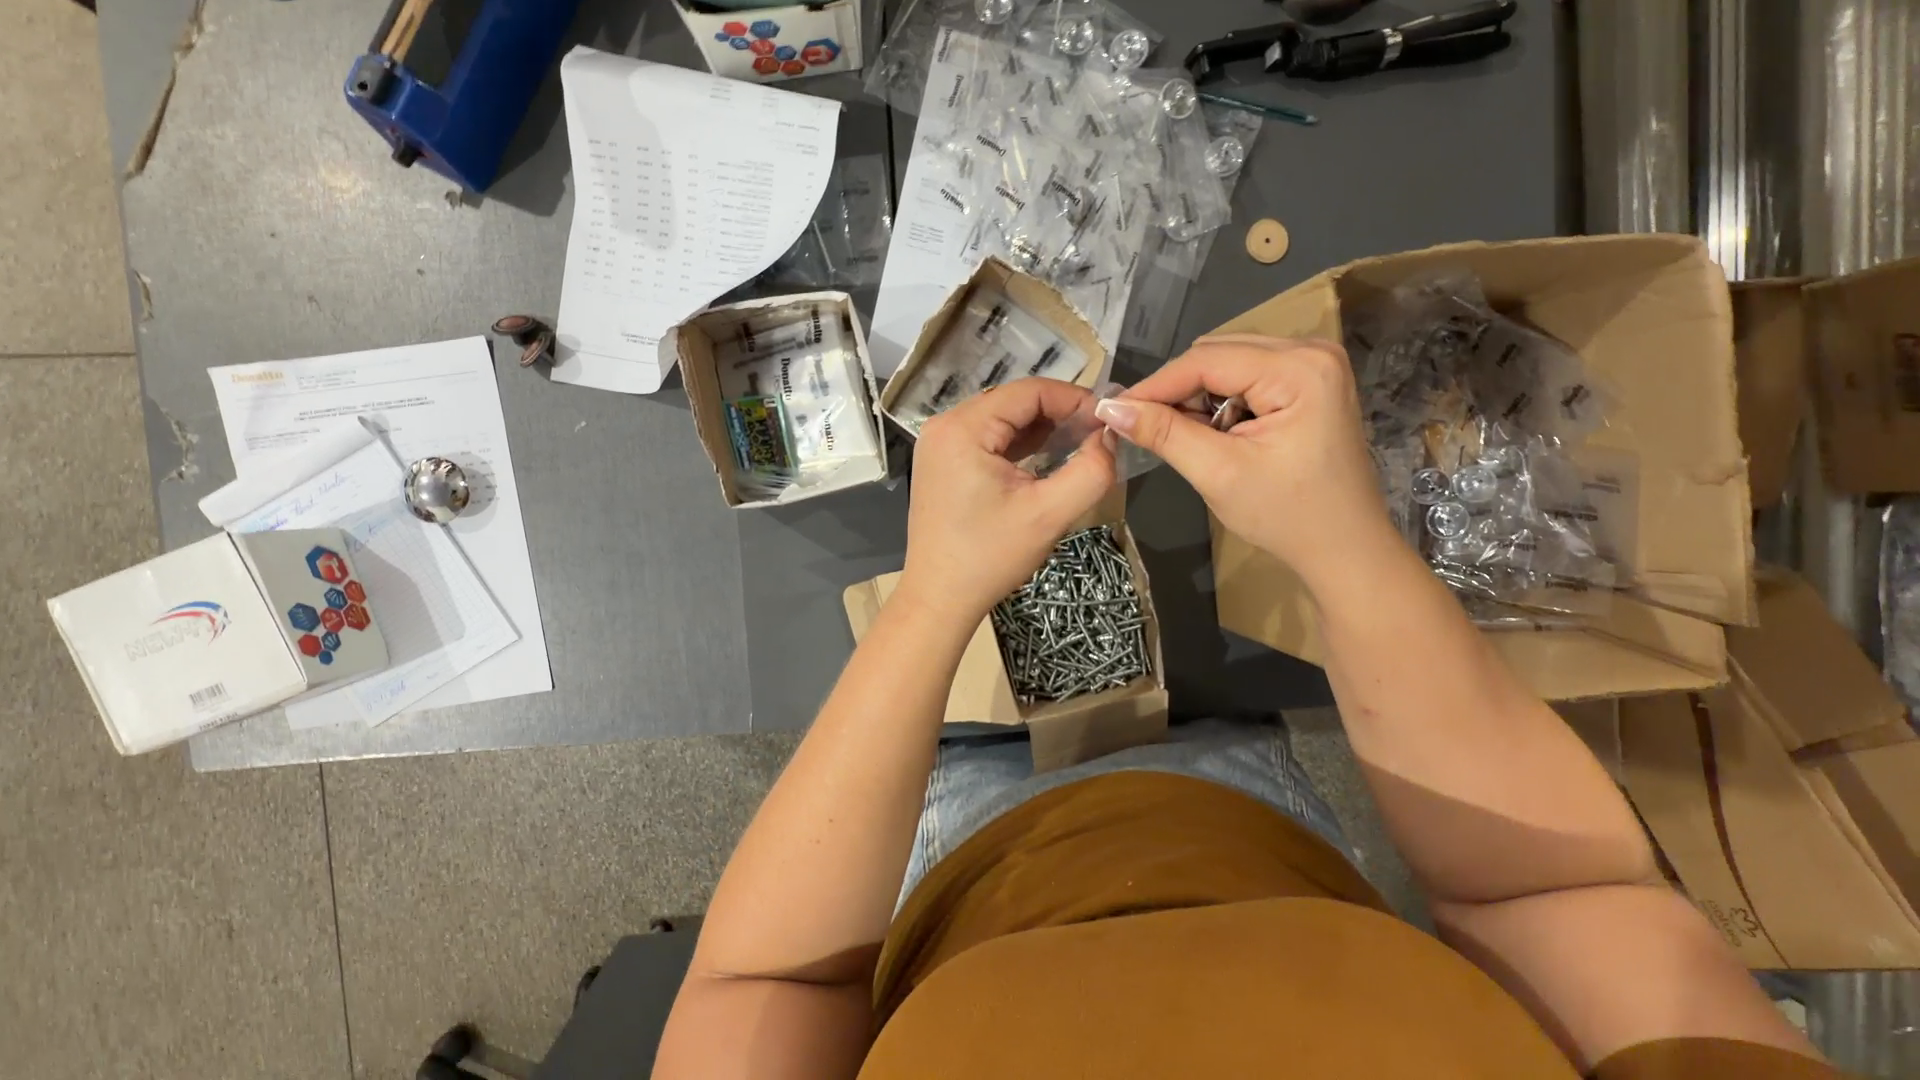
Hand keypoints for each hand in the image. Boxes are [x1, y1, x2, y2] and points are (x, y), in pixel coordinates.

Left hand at [898, 378, 1116, 623]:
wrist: (940, 598)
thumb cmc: (990, 557)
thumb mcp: (1050, 514)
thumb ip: (1091, 471)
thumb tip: (1111, 437)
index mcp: (963, 429)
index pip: (1029, 391)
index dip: (1074, 399)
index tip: (1108, 421)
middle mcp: (945, 426)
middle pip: (1013, 402)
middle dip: (1059, 414)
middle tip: (1097, 436)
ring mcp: (939, 445)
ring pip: (1002, 420)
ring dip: (1040, 429)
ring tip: (1079, 446)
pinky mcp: (942, 463)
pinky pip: (988, 439)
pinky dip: (1019, 445)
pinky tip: (1047, 459)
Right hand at [1092, 335, 1394, 583]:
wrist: (1344, 548)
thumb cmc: (1287, 516)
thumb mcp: (1219, 474)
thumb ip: (1165, 434)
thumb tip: (1109, 408)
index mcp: (1299, 368)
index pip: (1206, 360)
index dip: (1155, 385)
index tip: (1112, 411)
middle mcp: (1312, 350)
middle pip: (1218, 354)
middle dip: (1179, 391)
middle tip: (1148, 430)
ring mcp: (1315, 364)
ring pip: (1229, 364)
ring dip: (1199, 398)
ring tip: (1188, 438)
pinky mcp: (1311, 382)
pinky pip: (1248, 376)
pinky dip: (1222, 402)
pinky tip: (1216, 435)